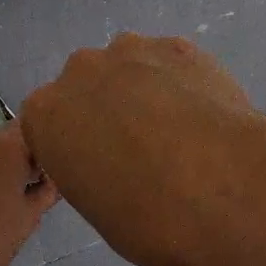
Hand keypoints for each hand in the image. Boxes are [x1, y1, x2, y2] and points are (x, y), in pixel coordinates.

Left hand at [0, 124, 57, 265]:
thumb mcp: (30, 215)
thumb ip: (48, 190)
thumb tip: (59, 177)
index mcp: (9, 146)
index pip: (39, 125)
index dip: (54, 138)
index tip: (66, 158)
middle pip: (20, 133)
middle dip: (37, 148)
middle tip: (54, 174)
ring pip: (4, 147)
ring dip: (20, 159)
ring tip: (36, 185)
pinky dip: (3, 168)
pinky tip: (11, 193)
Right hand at [19, 33, 265, 265]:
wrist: (221, 189)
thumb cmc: (148, 220)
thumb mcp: (98, 207)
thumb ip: (91, 170)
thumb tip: (116, 165)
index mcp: (45, 115)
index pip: (50, 123)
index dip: (79, 145)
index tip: (103, 169)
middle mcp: (78, 71)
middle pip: (88, 86)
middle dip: (109, 110)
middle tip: (143, 151)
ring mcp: (129, 51)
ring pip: (129, 67)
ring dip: (145, 90)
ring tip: (182, 132)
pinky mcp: (176, 45)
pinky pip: (170, 63)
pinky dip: (183, 83)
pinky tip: (207, 116)